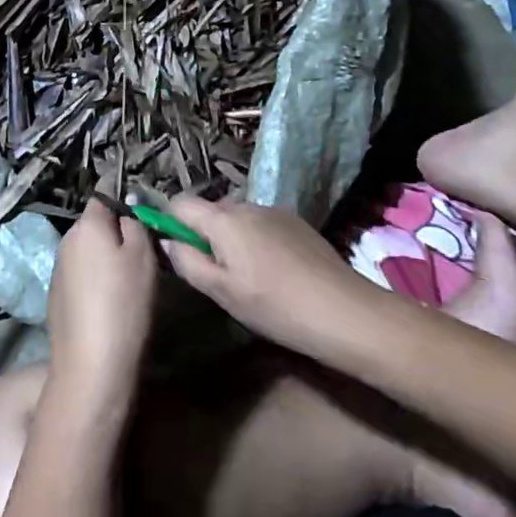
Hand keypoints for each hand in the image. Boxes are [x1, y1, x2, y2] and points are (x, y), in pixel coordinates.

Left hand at [46, 200, 157, 403]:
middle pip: (96, 226)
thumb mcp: (143, 255)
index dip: (125, 203)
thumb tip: (127, 205)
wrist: (91, 364)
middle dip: (117, 235)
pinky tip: (110, 305)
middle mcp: (66, 240)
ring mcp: (58, 269)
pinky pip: (81, 276)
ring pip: (88, 252)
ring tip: (130, 285)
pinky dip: (95, 282)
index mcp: (86, 224)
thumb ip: (136, 223)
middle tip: (145, 257)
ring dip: (106, 259)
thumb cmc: (124, 302)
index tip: (145, 222)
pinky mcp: (56, 296)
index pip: (104, 196)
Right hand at [160, 194, 370, 354]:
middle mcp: (246, 205)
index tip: (172, 249)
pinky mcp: (297, 223)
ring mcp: (274, 212)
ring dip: (229, 238)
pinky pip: (260, 224)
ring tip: (243, 276)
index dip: (168, 221)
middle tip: (210, 273)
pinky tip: (270, 272)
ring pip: (236, 218)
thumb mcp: (222, 292)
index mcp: (223, 219)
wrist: (347, 313)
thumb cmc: (276, 306)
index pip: (179, 203)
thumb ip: (187, 263)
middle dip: (201, 233)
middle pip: (209, 210)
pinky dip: (254, 241)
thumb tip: (168, 243)